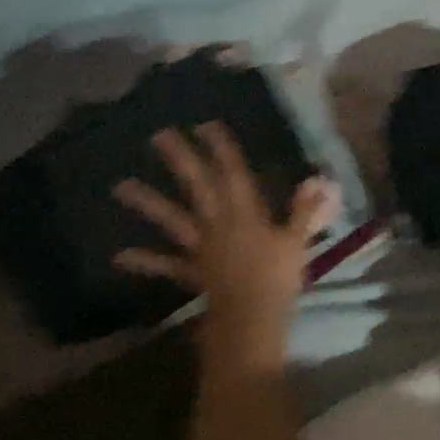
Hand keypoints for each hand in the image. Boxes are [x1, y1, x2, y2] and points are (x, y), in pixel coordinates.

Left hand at [113, 122, 337, 363]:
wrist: (252, 315)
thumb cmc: (279, 275)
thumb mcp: (298, 240)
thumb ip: (305, 210)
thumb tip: (320, 180)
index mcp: (246, 213)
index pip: (234, 174)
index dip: (221, 149)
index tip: (206, 125)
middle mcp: (218, 223)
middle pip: (198, 186)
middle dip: (181, 160)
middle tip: (159, 135)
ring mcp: (201, 247)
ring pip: (172, 220)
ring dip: (147, 203)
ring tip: (120, 186)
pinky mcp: (191, 271)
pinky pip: (166, 264)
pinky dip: (145, 261)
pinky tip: (121, 255)